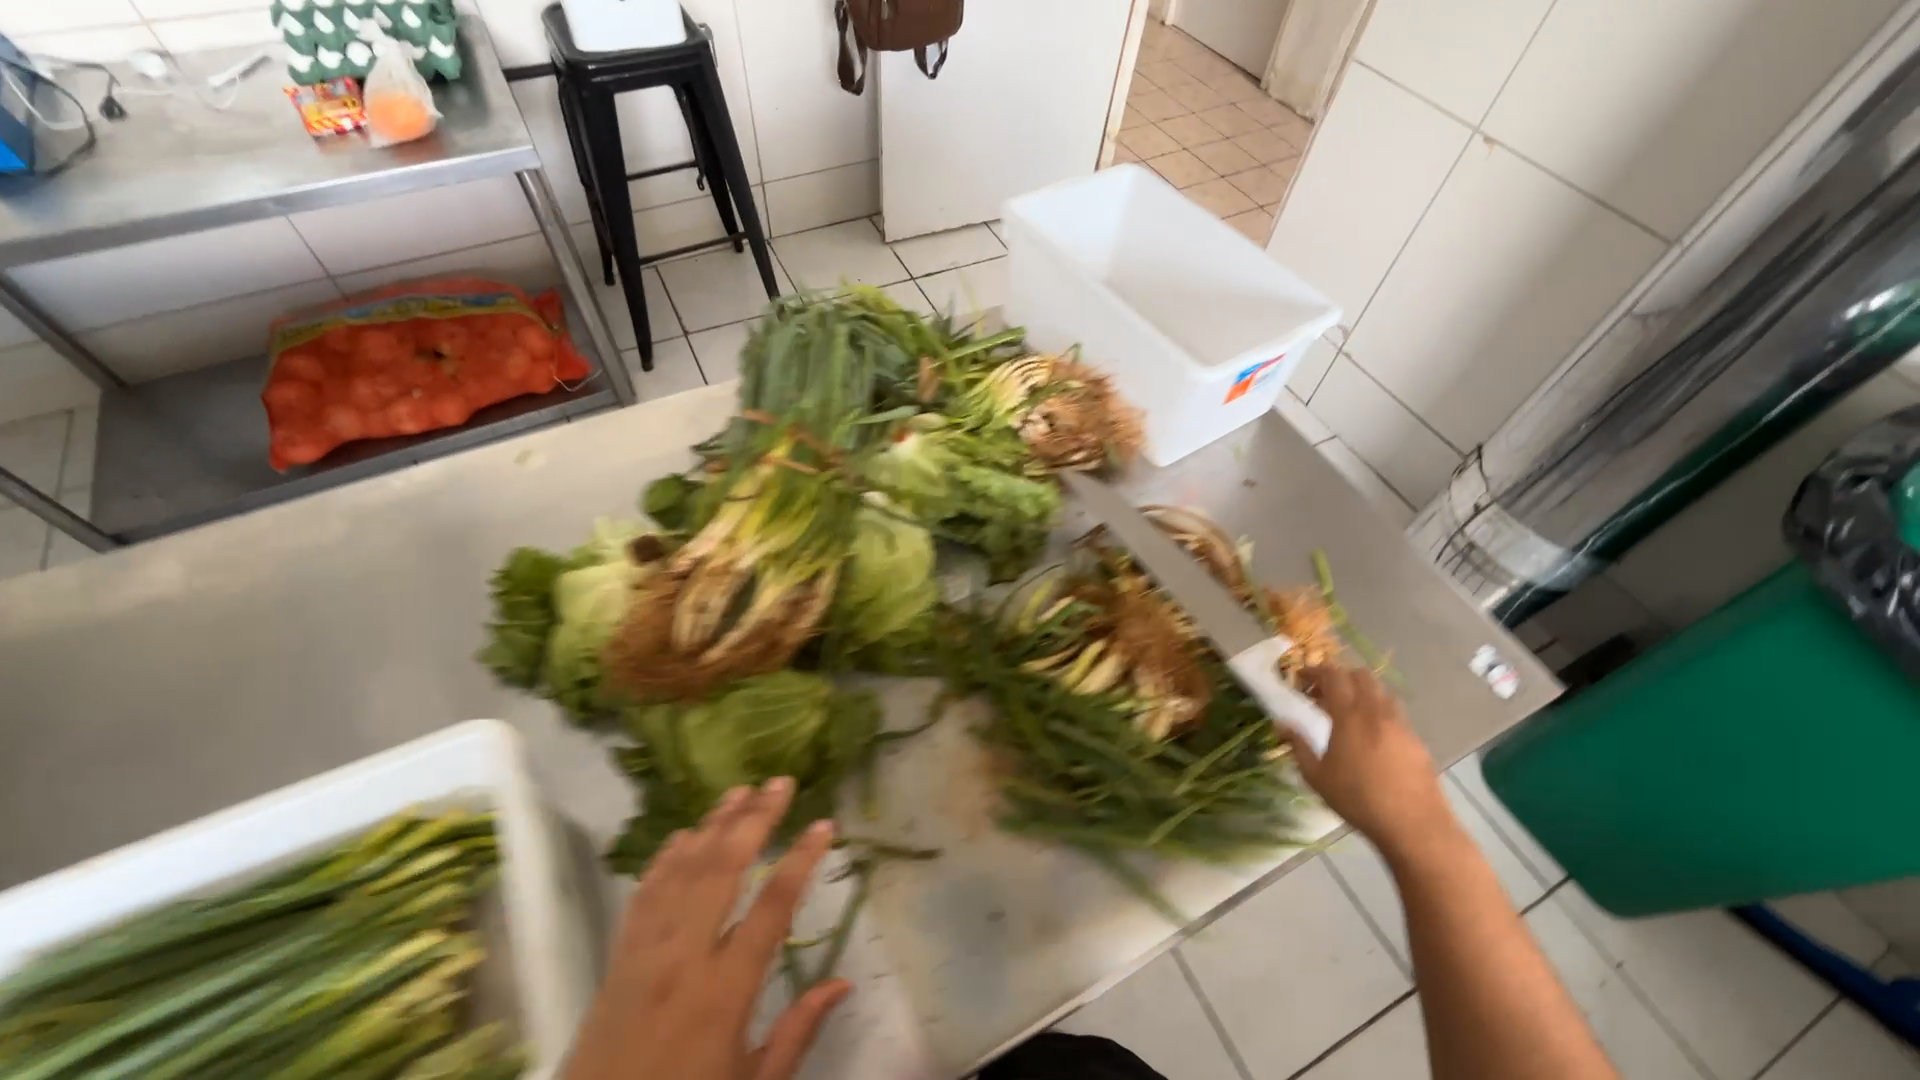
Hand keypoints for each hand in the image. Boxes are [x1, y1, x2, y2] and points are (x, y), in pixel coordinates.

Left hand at [563, 778, 850, 1079]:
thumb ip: (799, 1031)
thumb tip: (843, 983)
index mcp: (724, 992)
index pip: (772, 908)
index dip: (801, 860)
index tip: (824, 824)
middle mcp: (683, 958)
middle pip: (722, 870)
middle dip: (754, 820)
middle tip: (781, 783)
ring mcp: (645, 953)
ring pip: (682, 870)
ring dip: (712, 825)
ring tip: (740, 790)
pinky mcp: (617, 958)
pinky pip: (644, 893)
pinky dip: (665, 858)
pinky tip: (684, 835)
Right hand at [1288, 666, 1451, 857]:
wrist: (1413, 825)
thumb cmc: (1358, 800)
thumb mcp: (1316, 776)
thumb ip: (1297, 745)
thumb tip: (1281, 724)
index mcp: (1350, 716)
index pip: (1333, 676)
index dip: (1315, 670)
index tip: (1300, 678)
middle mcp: (1378, 712)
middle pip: (1361, 675)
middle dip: (1339, 677)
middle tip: (1322, 695)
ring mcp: (1402, 725)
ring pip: (1381, 692)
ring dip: (1361, 692)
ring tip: (1347, 713)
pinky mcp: (1417, 741)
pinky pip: (1395, 714)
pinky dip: (1378, 713)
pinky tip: (1371, 738)